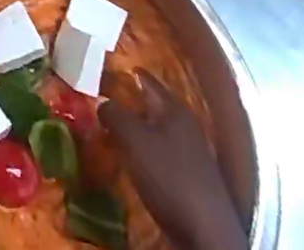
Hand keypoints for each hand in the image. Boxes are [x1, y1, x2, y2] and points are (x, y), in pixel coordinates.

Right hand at [100, 71, 247, 249]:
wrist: (206, 233)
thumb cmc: (168, 176)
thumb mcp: (133, 140)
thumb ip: (114, 114)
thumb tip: (101, 100)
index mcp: (173, 108)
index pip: (146, 79)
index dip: (125, 72)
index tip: (102, 69)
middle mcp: (184, 124)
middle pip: (150, 104)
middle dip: (126, 101)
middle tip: (98, 99)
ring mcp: (189, 151)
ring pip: (154, 129)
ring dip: (132, 127)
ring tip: (107, 129)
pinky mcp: (188, 176)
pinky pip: (158, 151)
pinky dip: (141, 149)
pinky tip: (127, 157)